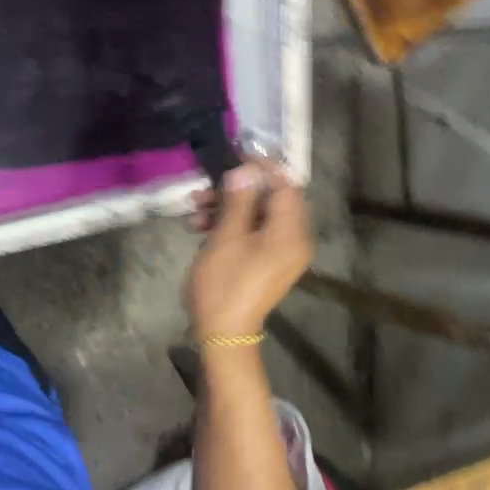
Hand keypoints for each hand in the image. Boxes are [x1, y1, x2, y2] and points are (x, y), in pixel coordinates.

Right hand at [186, 160, 312, 336]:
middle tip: (204, 189)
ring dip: (228, 209)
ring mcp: (282, 253)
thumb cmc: (224, 285)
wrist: (223, 333)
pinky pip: (255, 234)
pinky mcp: (268, 263)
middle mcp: (294, 240)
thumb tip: (245, 170)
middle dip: (236, 191)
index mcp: (291, 232)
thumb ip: (238, 201)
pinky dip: (233, 227)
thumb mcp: (226, 238)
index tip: (233, 156)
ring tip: (195, 211)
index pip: (285, 185)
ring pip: (258, 216)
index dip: (261, 168)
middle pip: (271, 200)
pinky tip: (203, 228)